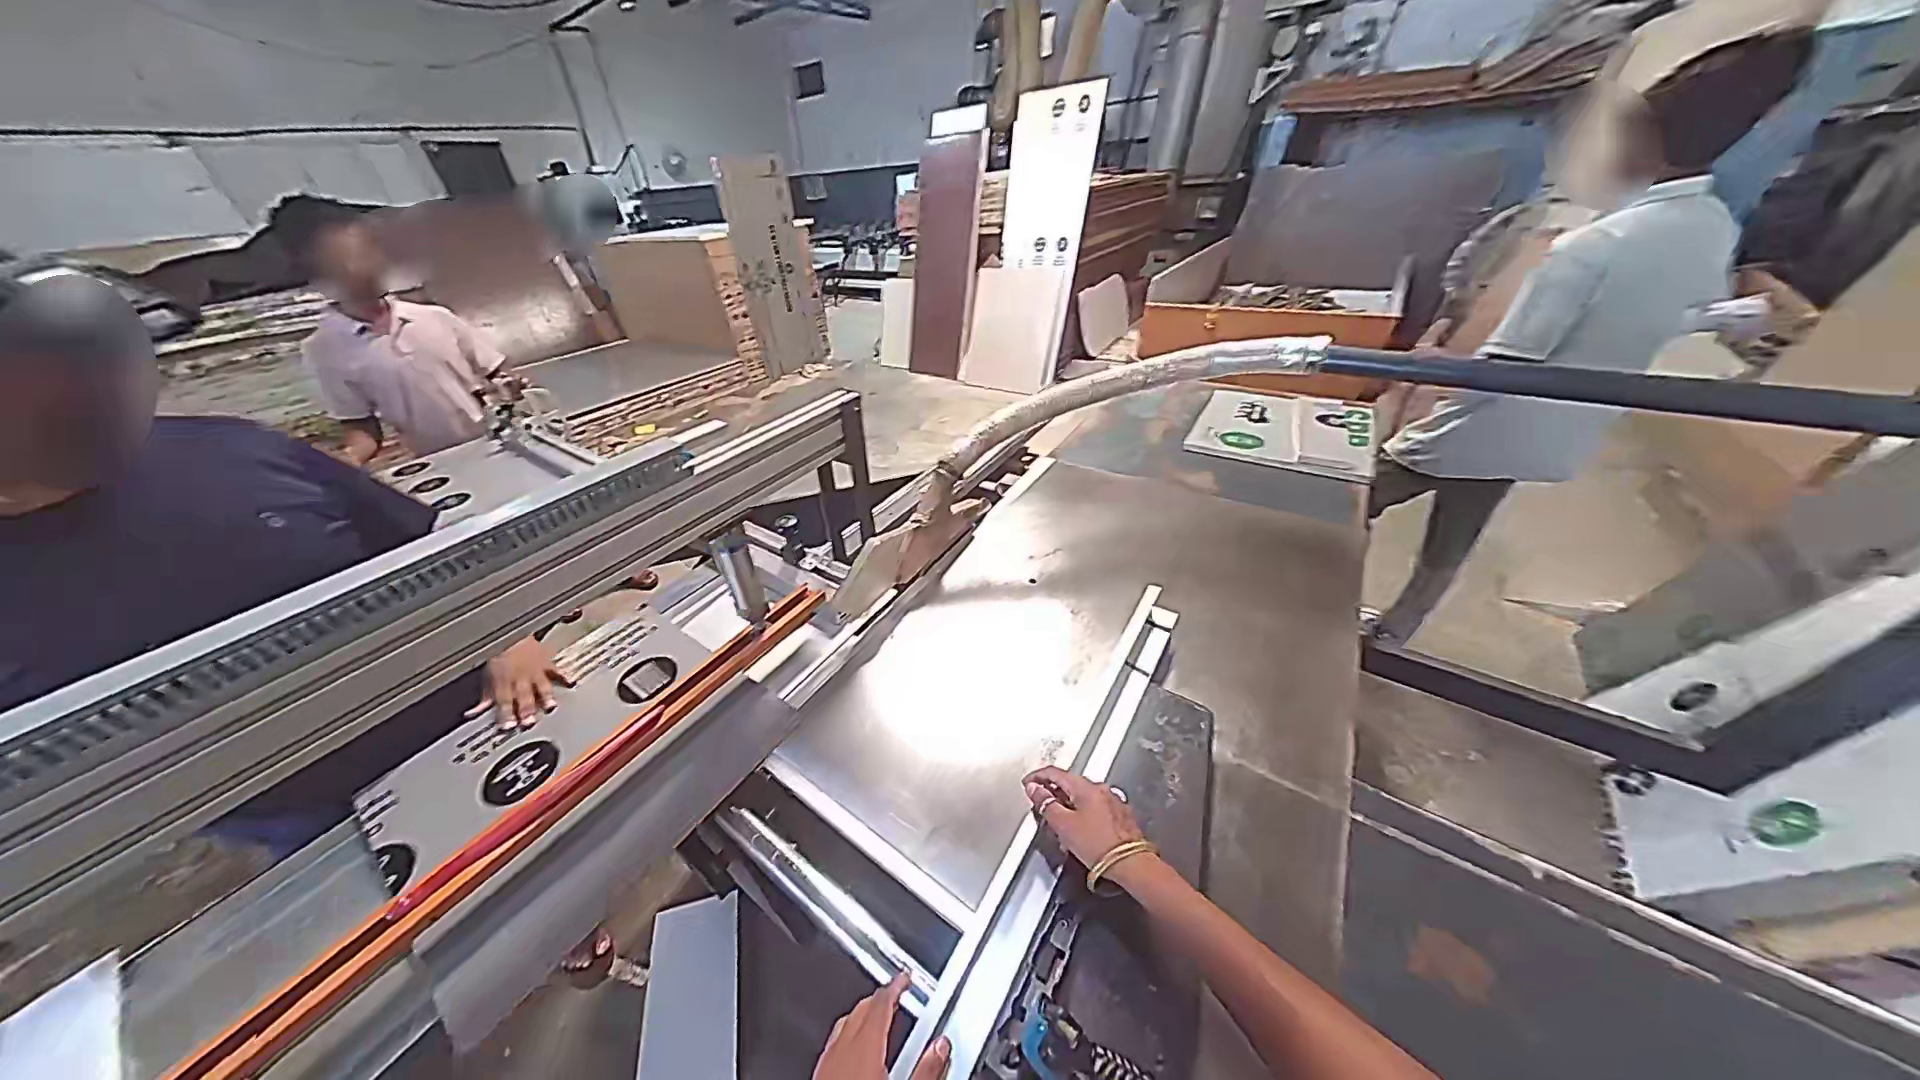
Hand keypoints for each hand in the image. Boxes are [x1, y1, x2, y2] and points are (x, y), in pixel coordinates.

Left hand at [469, 636, 569, 728]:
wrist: (509, 631)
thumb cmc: (497, 652)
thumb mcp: (486, 675)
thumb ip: (485, 696)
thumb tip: (475, 712)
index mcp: (503, 682)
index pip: (504, 702)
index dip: (506, 715)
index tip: (508, 727)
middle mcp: (519, 677)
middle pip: (523, 696)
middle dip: (526, 710)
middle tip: (529, 722)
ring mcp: (535, 670)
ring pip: (541, 685)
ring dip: (545, 697)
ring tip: (550, 707)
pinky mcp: (547, 662)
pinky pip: (557, 670)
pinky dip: (565, 676)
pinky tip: (571, 683)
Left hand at [812, 974, 948, 1079]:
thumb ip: (927, 1069)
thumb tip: (942, 1047)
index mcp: (865, 1046)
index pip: (881, 1002)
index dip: (896, 986)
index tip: (905, 979)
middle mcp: (842, 1050)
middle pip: (861, 1009)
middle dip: (879, 999)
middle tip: (897, 996)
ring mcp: (826, 1065)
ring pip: (844, 1026)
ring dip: (862, 1018)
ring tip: (879, 1021)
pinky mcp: (818, 1078)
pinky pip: (833, 1045)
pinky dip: (847, 1037)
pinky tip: (855, 1053)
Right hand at [1023, 766, 1152, 882]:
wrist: (1131, 864)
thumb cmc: (1096, 844)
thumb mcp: (1063, 824)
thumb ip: (1046, 804)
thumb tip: (1034, 789)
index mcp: (1085, 787)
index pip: (1055, 773)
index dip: (1038, 776)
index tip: (1028, 783)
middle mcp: (1101, 789)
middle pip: (1070, 783)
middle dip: (1053, 791)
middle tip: (1040, 802)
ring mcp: (1113, 801)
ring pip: (1084, 796)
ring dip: (1069, 803)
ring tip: (1059, 819)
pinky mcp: (1121, 815)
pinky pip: (1096, 807)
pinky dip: (1083, 812)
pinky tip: (1080, 827)